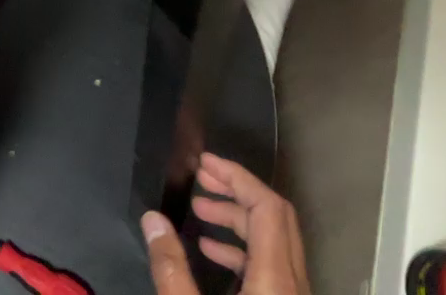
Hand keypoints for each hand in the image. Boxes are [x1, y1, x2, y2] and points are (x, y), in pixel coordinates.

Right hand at [143, 153, 310, 294]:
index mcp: (275, 276)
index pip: (267, 206)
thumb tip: (152, 219)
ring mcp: (293, 293)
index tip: (205, 163)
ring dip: (238, 217)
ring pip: (275, 240)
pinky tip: (210, 249)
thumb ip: (171, 268)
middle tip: (200, 177)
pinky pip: (273, 263)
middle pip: (275, 216)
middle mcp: (293, 281)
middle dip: (236, 190)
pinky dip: (244, 247)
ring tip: (200, 209)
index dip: (237, 177)